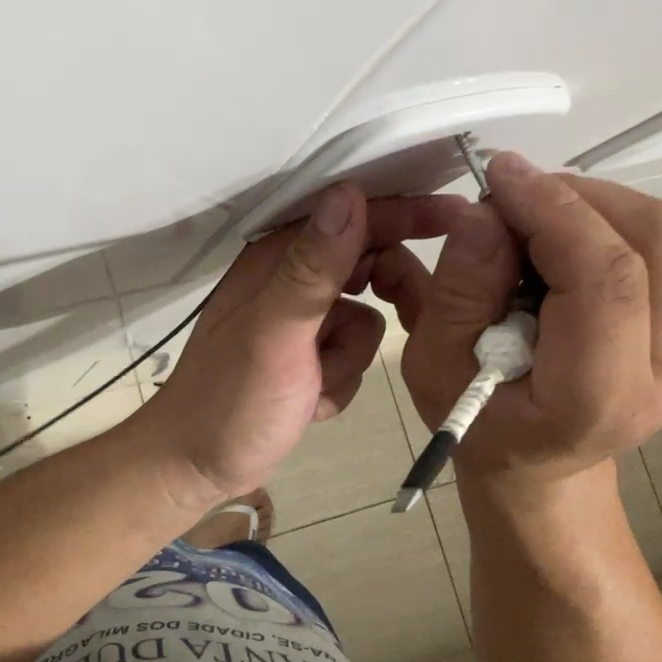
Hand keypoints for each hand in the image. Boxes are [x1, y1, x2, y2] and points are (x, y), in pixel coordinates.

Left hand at [130, 184, 465, 506]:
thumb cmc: (229, 401)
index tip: (463, 220)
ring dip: (352, 357)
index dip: (407, 213)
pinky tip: (311, 404)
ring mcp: (300, 322)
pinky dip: (342, 380)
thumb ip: (312, 269)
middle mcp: (290, 281)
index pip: (352, 217)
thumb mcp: (274, 334)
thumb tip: (349, 195)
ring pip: (368, 318)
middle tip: (412, 321)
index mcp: (276, 261)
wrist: (198, 467)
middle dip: (387, 298)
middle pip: (369, 262)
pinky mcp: (308, 357)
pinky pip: (354, 354)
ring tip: (321, 385)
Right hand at [370, 154, 661, 503]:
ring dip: (592, 204)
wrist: (537, 468)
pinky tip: (554, 245)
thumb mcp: (435, 366)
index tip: (499, 175)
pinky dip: (604, 224)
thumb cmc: (474, 423)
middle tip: (507, 198)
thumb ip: (458, 292)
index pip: (605, 279)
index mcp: (598, 395)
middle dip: (575, 196)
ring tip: (526, 220)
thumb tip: (483, 213)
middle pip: (654, 240)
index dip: (554, 211)